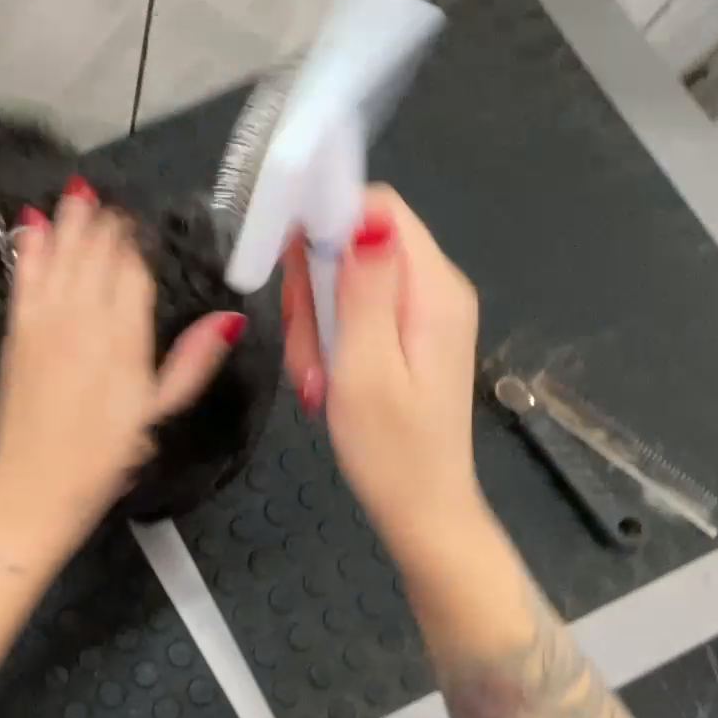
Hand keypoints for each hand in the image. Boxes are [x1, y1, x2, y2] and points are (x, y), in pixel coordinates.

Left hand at [0, 179, 244, 572]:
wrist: (33, 487)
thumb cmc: (102, 460)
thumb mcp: (159, 415)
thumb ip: (192, 362)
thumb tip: (229, 318)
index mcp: (126, 340)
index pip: (133, 270)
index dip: (136, 242)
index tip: (138, 225)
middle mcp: (86, 321)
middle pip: (97, 255)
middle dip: (104, 224)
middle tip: (109, 201)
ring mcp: (46, 324)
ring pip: (62, 257)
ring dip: (70, 223)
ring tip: (77, 192)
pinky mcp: (15, 334)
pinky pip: (24, 279)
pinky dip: (30, 249)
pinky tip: (31, 223)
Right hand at [281, 185, 484, 563]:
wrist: (421, 508)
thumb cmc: (391, 450)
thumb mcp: (365, 369)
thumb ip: (363, 291)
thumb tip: (362, 217)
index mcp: (432, 290)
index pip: (379, 208)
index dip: (325, 221)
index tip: (284, 266)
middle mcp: (433, 289)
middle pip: (354, 247)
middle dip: (311, 293)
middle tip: (305, 352)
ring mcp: (419, 314)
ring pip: (343, 284)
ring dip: (312, 327)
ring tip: (316, 380)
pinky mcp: (404, 337)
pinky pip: (352, 314)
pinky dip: (326, 343)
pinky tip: (325, 382)